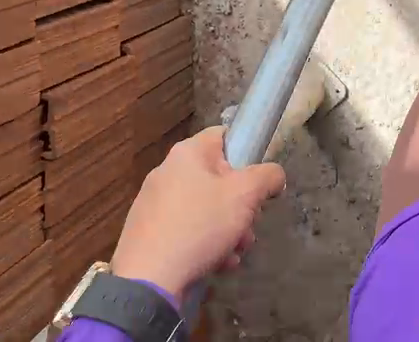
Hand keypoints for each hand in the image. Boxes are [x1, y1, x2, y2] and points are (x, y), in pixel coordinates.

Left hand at [110, 126, 286, 299]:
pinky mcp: (144, 235)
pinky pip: (183, 229)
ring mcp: (151, 205)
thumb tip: (274, 177)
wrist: (147, 283)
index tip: (257, 181)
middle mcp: (165, 172)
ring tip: (236, 251)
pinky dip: (203, 242)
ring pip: (202, 207)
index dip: (247, 154)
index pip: (225, 135)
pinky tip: (216, 264)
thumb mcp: (247, 194)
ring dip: (226, 227)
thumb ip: (269, 176)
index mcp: (187, 154)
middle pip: (217, 177)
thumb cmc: (200, 225)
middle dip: (240, 203)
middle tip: (250, 224)